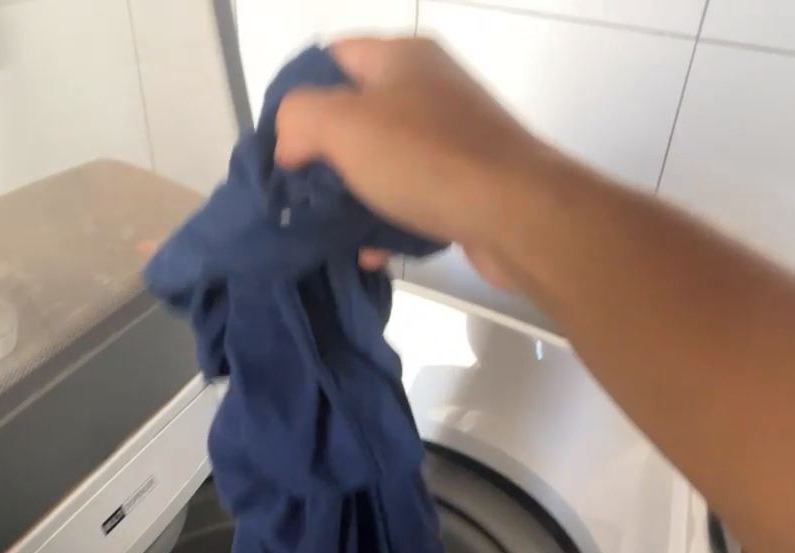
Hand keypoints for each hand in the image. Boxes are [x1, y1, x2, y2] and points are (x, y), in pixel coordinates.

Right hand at [275, 37, 555, 287]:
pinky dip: (388, 224)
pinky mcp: (467, 187)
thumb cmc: (427, 160)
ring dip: (354, 198)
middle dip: (323, 156)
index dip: (297, 95)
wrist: (517, 215)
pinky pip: (412, 202)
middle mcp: (430, 90)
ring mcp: (453, 141)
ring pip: (384, 165)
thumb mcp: (344, 125)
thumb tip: (289, 144)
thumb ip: (299, 119)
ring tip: (328, 230)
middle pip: (357, 116)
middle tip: (299, 194)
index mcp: (402, 57)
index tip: (278, 145)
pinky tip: (371, 252)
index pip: (331, 58)